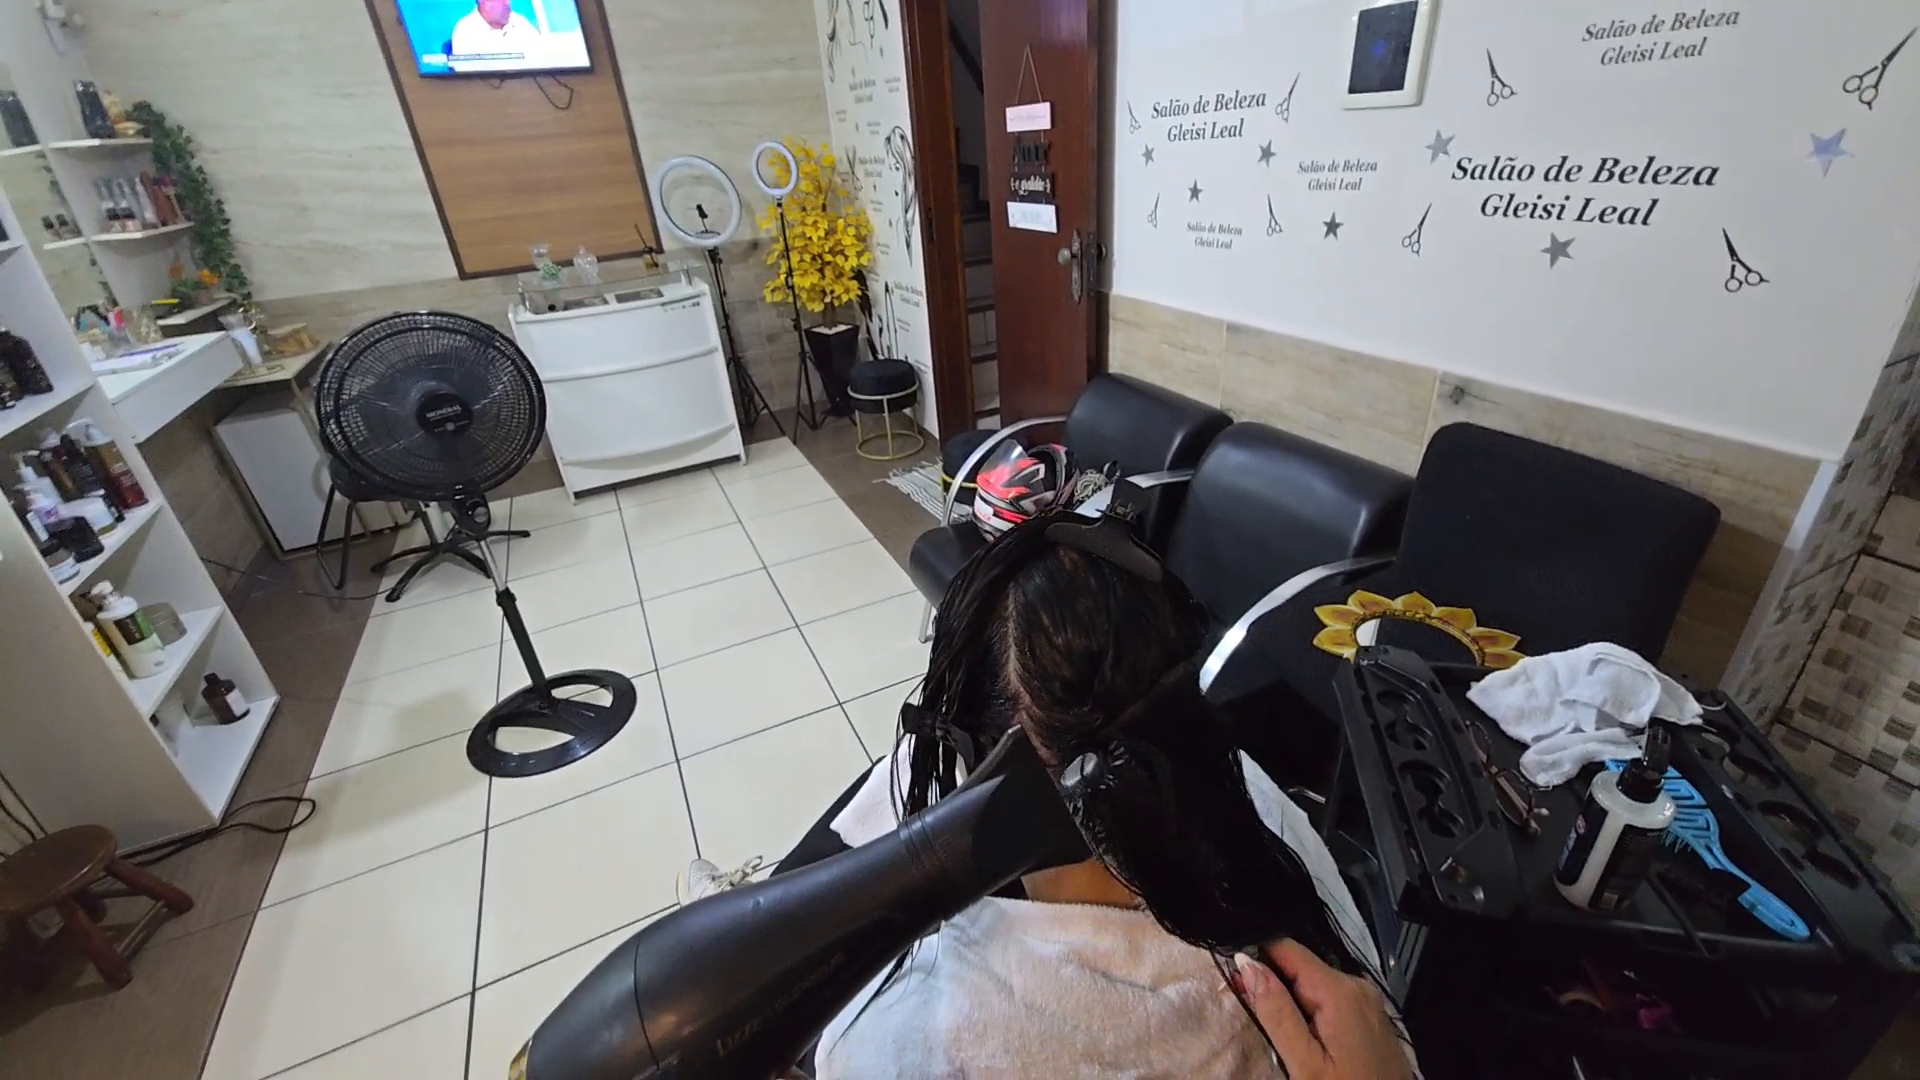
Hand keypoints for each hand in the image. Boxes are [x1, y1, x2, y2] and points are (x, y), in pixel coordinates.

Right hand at [1233, 940, 1412, 1079]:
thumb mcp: (1306, 1066)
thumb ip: (1276, 1011)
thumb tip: (1246, 962)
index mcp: (1339, 990)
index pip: (1283, 947)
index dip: (1255, 959)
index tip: (1236, 982)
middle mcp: (1356, 985)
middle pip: (1298, 966)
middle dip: (1274, 986)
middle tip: (1257, 1019)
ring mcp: (1368, 1003)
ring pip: (1313, 985)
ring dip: (1292, 1002)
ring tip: (1282, 1035)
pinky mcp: (1372, 1020)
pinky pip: (1331, 1001)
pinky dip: (1312, 1013)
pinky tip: (1308, 1041)